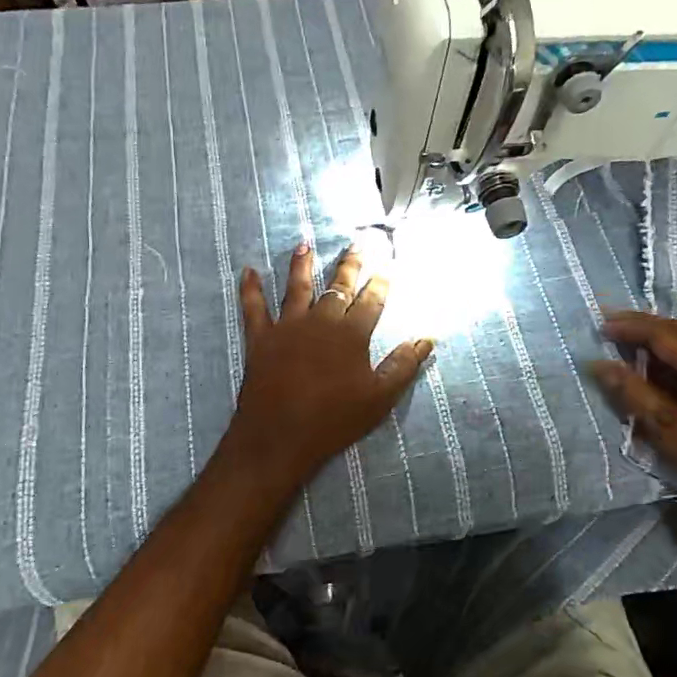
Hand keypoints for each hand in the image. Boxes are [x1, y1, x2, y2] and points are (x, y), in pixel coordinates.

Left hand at [221, 243, 432, 490]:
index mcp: (351, 334)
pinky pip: (253, 307)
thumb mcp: (379, 398)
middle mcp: (320, 321)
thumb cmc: (334, 419)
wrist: (280, 434)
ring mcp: (288, 326)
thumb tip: (427, 338)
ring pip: (297, 287)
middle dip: (349, 264)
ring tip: (304, 244)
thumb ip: (403, 365)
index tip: (387, 264)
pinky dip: (250, 289)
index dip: (381, 282)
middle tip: (357, 242)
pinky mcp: (261, 337)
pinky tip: (248, 271)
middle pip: (337, 287)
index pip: (371, 301)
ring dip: (301, 264)